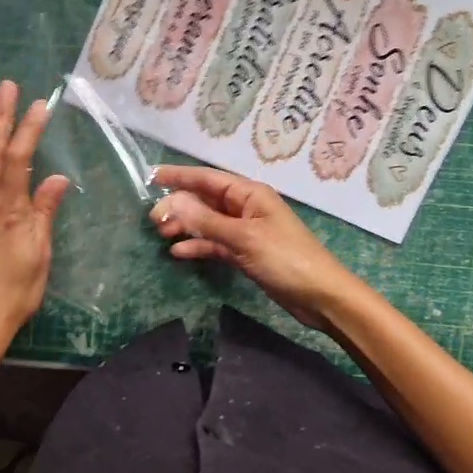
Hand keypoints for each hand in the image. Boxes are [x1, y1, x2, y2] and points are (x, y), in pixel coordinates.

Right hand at [149, 165, 366, 331]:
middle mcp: (246, 208)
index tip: (151, 177)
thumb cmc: (286, 259)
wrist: (321, 296)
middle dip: (179, 205)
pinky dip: (198, 246)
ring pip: (208, 223)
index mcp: (250, 194)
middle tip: (153, 219)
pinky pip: (215, 244)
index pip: (208, 178)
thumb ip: (207, 221)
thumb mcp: (244, 238)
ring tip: (161, 234)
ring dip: (186, 226)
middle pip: (205, 200)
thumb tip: (173, 202)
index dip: (179, 176)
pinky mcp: (245, 254)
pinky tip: (179, 252)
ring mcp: (246, 232)